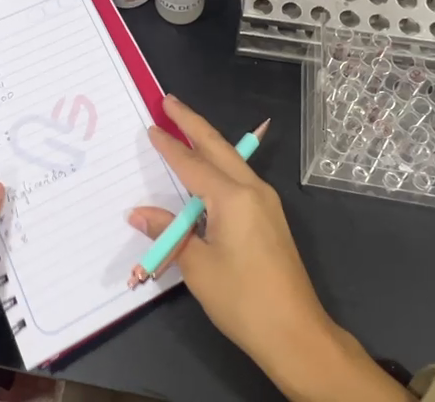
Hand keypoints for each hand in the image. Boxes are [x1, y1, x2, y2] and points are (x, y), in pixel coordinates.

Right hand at [128, 96, 412, 401]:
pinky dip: (218, 164)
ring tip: (185, 126)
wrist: (296, 333)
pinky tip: (207, 169)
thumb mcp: (198, 266)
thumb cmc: (243, 299)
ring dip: (207, 141)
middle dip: (192, 122)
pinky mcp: (269, 218)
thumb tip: (138, 213)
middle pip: (217, 147)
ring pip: (231, 160)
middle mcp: (252, 190)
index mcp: (233, 197)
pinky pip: (239, 178)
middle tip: (170, 101)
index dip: (170, 146)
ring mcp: (266, 203)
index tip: (151, 125)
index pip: (193, 164)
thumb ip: (170, 233)